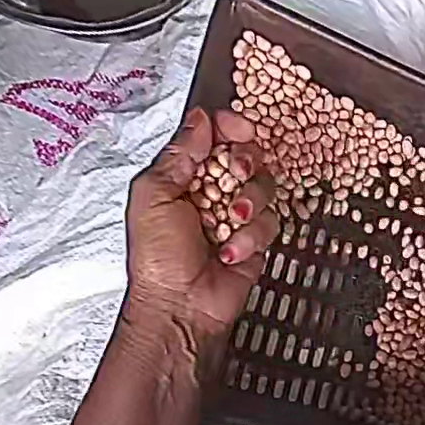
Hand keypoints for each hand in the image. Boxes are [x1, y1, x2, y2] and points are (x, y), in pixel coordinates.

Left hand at [122, 107, 278, 346]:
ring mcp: (239, 216)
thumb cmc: (158, 257)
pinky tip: (230, 253)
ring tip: (227, 226)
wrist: (181, 304)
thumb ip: (179, 155)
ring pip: (265, 189)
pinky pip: (271, 223)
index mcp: (186, 175)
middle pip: (248, 157)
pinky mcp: (258, 240)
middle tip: (233, 178)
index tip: (240, 129)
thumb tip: (200, 120)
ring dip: (248, 206)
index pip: (215, 136)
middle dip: (245, 166)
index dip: (230, 128)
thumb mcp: (153, 194)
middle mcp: (215, 191)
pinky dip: (251, 238)